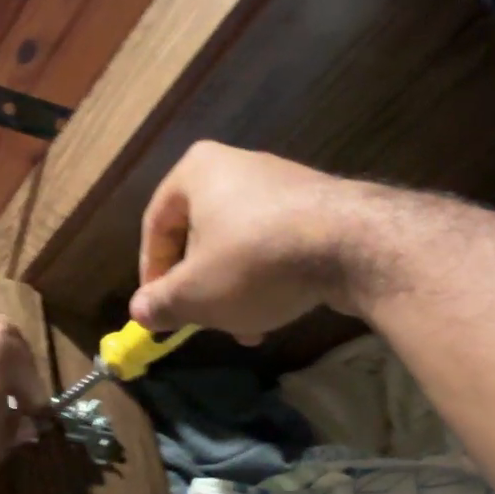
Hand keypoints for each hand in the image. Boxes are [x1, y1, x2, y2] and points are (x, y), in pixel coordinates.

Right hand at [130, 141, 355, 344]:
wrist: (354, 246)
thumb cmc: (254, 261)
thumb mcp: (195, 294)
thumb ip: (161, 304)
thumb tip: (140, 312)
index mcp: (196, 170)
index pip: (155, 226)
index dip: (151, 275)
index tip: (158, 312)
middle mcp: (237, 165)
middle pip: (200, 236)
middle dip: (200, 287)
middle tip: (203, 322)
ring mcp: (283, 182)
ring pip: (239, 244)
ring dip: (234, 289)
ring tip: (245, 328)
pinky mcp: (319, 205)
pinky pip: (276, 243)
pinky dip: (268, 276)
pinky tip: (277, 310)